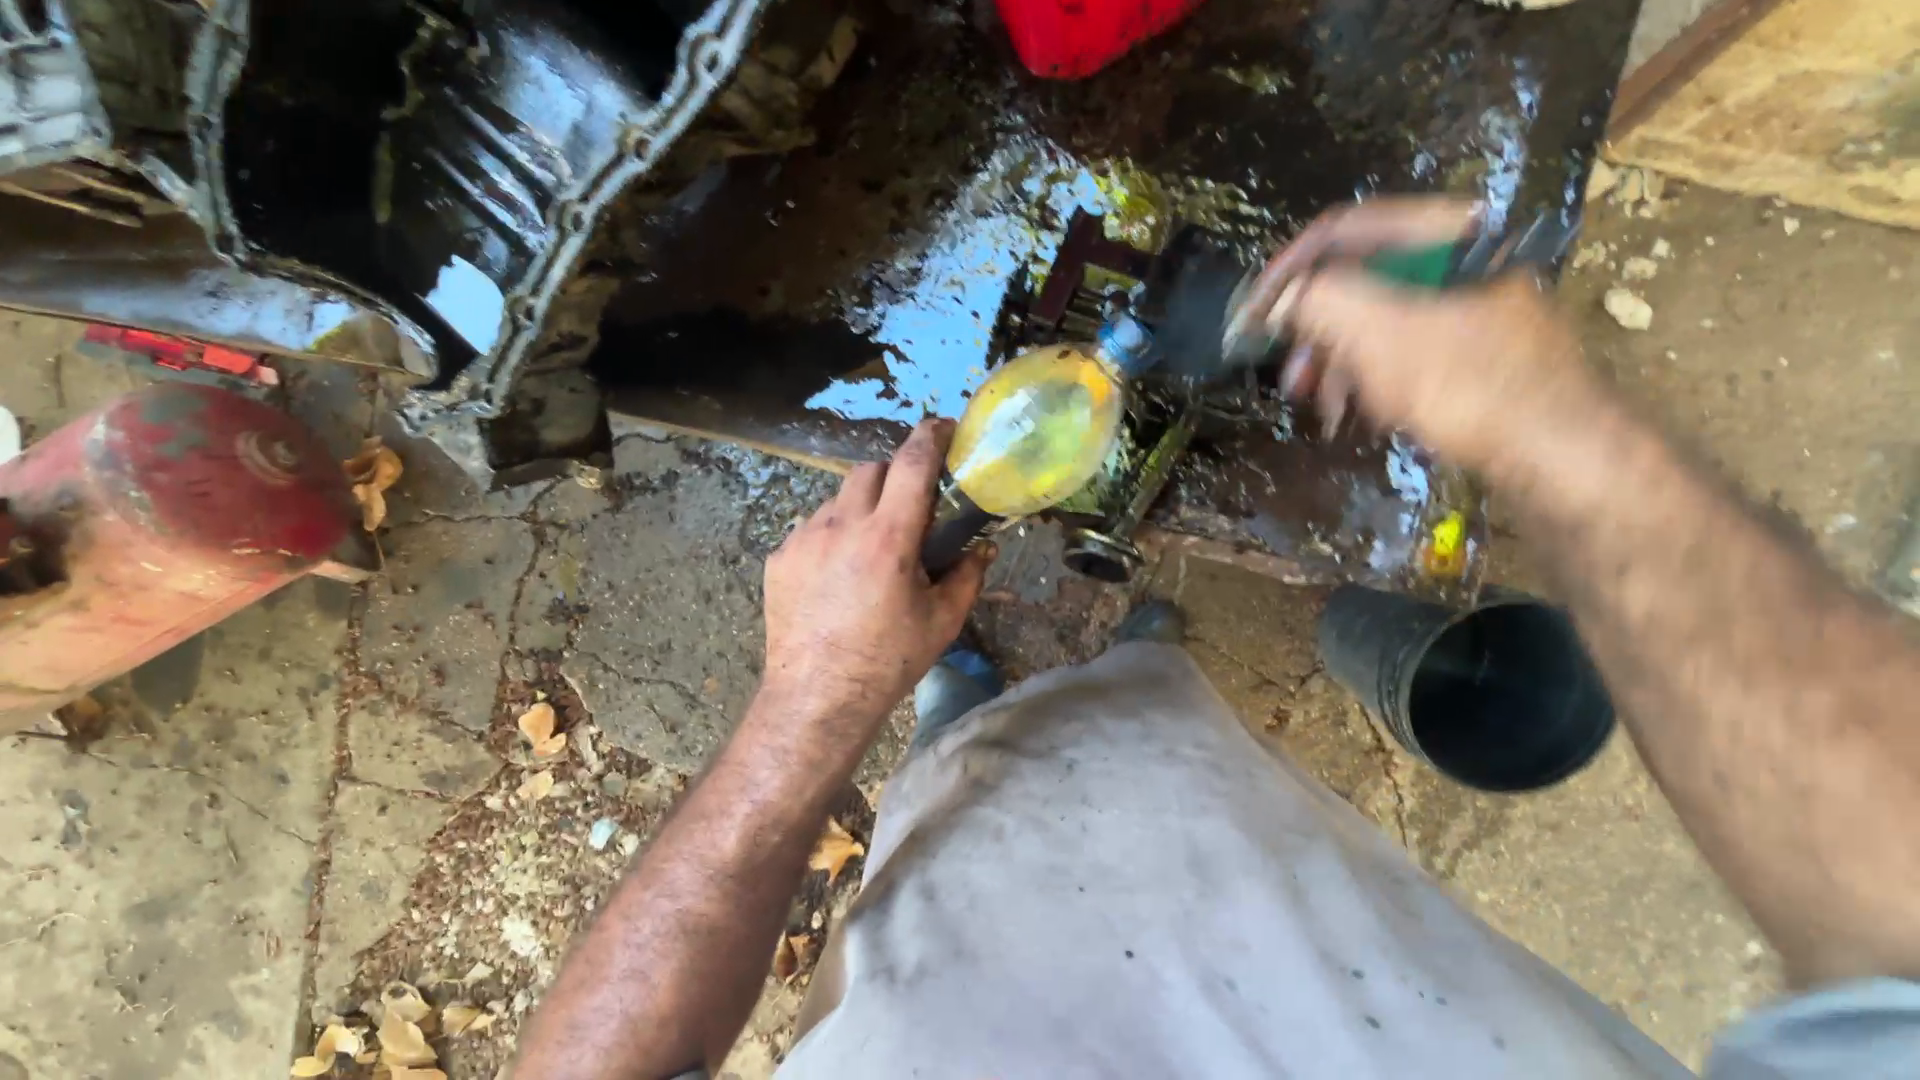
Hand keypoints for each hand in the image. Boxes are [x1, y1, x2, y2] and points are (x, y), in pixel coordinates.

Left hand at [760, 418, 993, 733]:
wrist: (817, 697)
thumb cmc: (888, 660)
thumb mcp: (941, 620)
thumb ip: (967, 575)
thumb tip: (984, 546)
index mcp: (888, 537)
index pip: (912, 462)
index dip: (931, 436)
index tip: (943, 429)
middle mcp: (842, 526)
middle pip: (870, 469)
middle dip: (893, 475)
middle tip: (908, 505)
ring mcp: (804, 539)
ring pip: (837, 498)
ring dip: (860, 507)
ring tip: (870, 547)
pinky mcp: (779, 557)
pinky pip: (811, 528)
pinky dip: (831, 535)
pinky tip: (838, 573)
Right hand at [1239, 197, 1605, 475]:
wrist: (1558, 453)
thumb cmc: (1468, 387)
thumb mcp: (1380, 338)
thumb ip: (1320, 302)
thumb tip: (1281, 298)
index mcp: (1446, 235)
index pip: (1346, 230)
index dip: (1290, 269)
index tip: (1255, 311)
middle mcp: (1460, 259)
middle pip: (1361, 279)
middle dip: (1315, 330)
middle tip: (1288, 371)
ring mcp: (1470, 304)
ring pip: (1380, 319)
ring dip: (1338, 362)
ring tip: (1321, 405)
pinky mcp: (1473, 347)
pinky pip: (1405, 347)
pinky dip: (1371, 376)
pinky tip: (1357, 412)